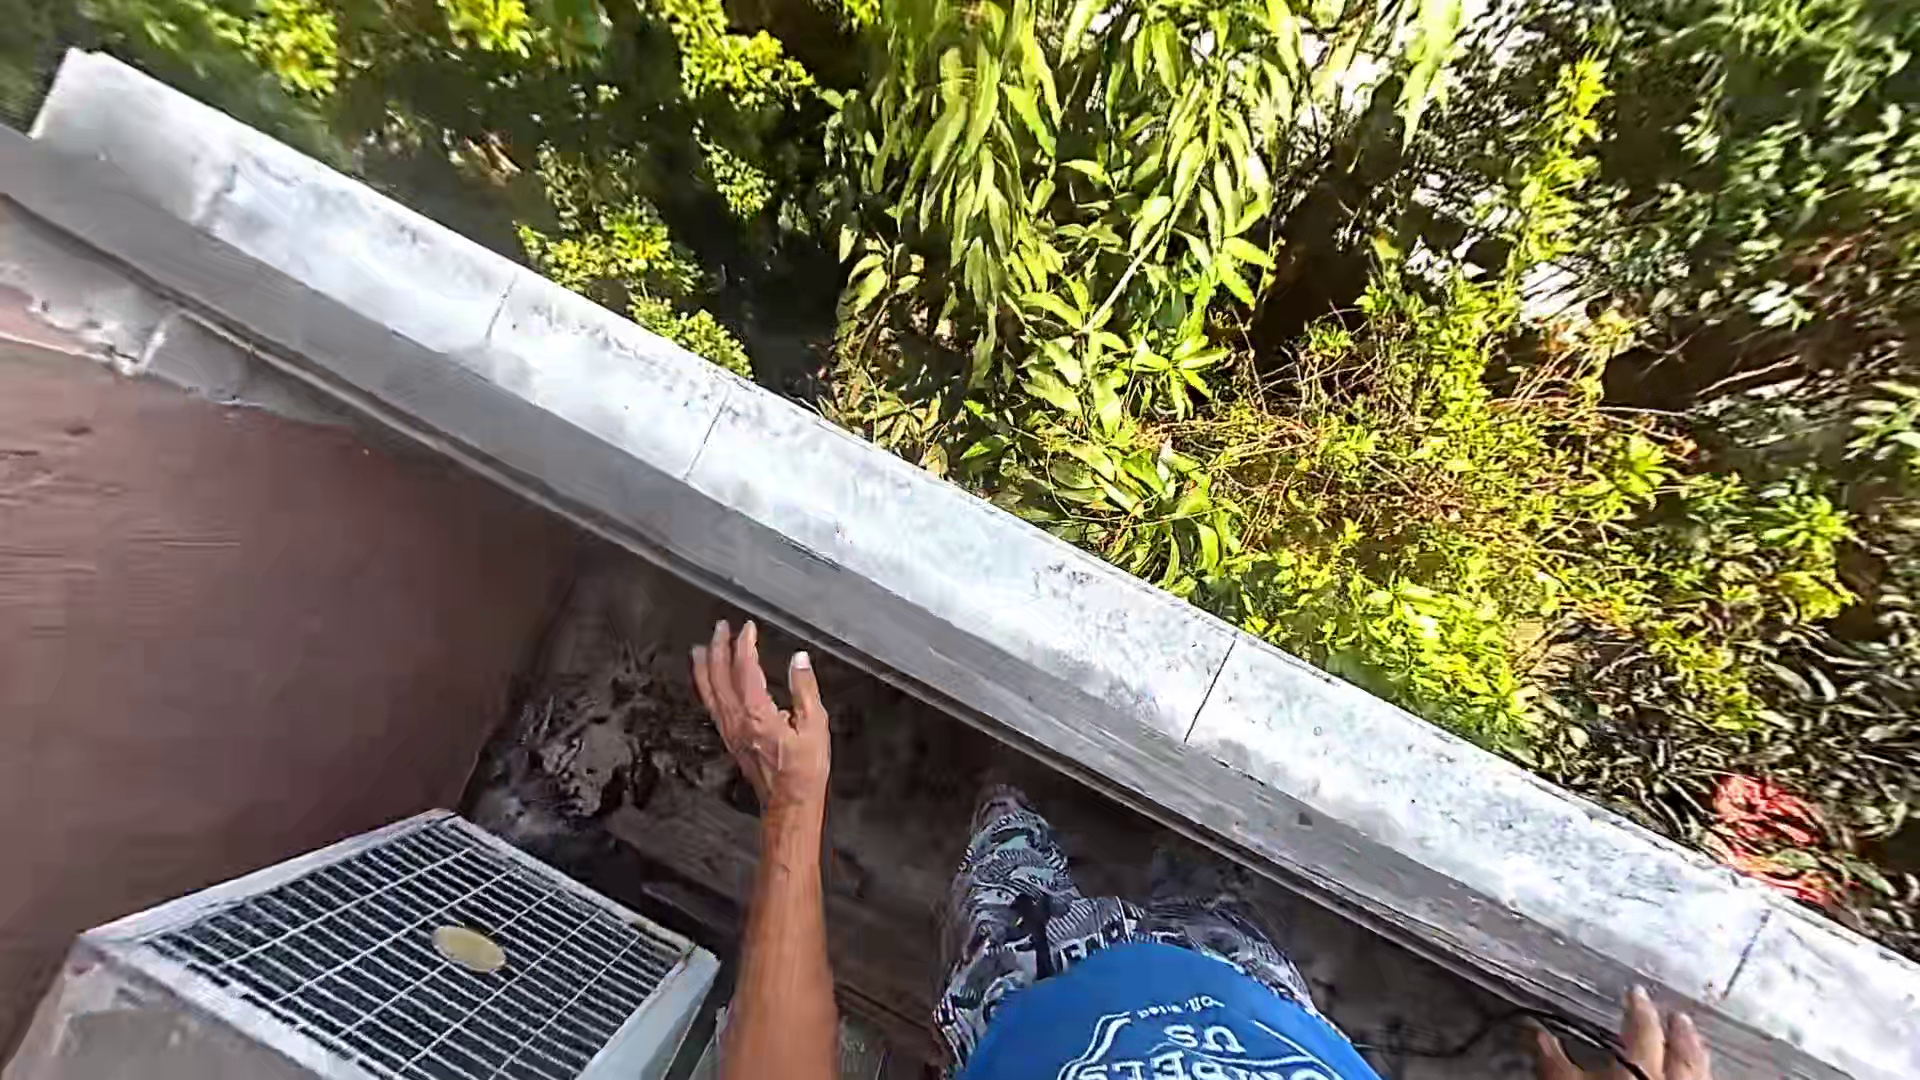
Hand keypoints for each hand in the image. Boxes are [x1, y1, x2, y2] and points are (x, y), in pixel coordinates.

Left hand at [691, 620, 830, 815]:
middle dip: (718, 649)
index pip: (745, 670)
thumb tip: (800, 660)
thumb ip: (806, 689)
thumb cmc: (804, 769)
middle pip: (719, 677)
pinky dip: (705, 688)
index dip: (745, 645)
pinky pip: (711, 706)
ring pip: (709, 692)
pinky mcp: (730, 740)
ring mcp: (730, 731)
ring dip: (704, 667)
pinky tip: (708, 683)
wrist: (790, 803)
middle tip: (720, 628)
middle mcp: (738, 721)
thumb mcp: (816, 725)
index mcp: (758, 714)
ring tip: (699, 649)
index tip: (748, 628)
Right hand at [1536, 987, 1711, 1079]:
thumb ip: (1555, 1060)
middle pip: (1684, 1059)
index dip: (1640, 1011)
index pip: (1642, 1033)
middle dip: (1683, 1036)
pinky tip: (1697, 1079)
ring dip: (1699, 1061)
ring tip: (1694, 1047)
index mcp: (1640, 1071)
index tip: (1637, 992)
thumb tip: (1539, 1033)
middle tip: (1681, 1016)